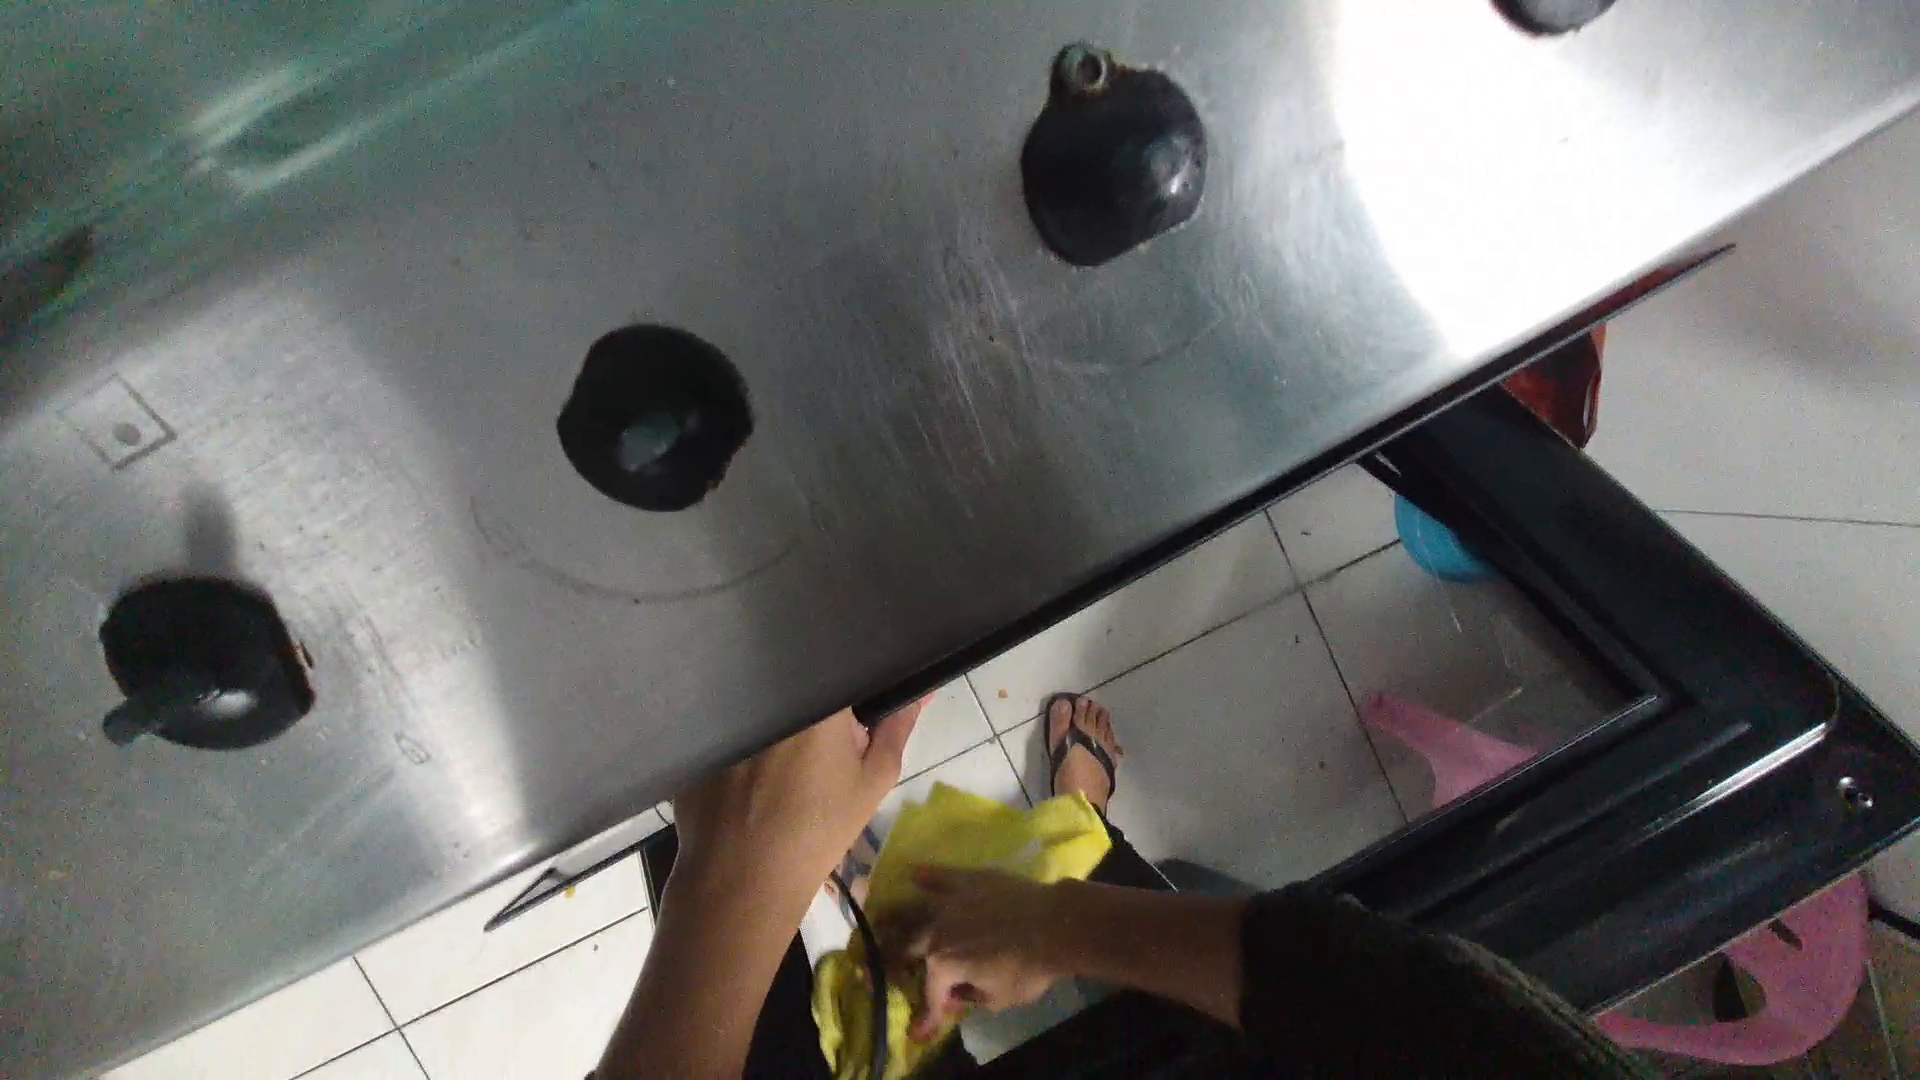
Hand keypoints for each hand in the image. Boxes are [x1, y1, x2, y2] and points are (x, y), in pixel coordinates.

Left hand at [672, 702, 922, 905]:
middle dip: (818, 701)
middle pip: (801, 681)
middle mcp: (770, 696)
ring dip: (784, 716)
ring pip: (768, 700)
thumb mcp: (873, 781)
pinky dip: (749, 737)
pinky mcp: (707, 736)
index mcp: (816, 702)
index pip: (839, 664)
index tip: (856, 706)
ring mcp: (732, 715)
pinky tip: (753, 773)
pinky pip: (736, 721)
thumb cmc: (820, 829)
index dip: (852, 678)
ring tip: (789, 760)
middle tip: (826, 739)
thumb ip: (897, 728)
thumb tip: (921, 692)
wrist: (747, 881)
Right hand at [897, 866, 1074, 1040]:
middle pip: (907, 945)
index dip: (927, 1016)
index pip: (930, 995)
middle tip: (877, 965)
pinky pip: (941, 875)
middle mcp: (937, 931)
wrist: (1052, 924)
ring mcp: (950, 901)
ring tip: (880, 915)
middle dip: (890, 959)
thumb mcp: (998, 999)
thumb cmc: (1027, 968)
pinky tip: (915, 872)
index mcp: (942, 964)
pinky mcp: (967, 879)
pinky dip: (927, 874)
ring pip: (914, 907)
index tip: (921, 1031)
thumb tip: (960, 995)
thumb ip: (972, 997)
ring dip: (895, 914)